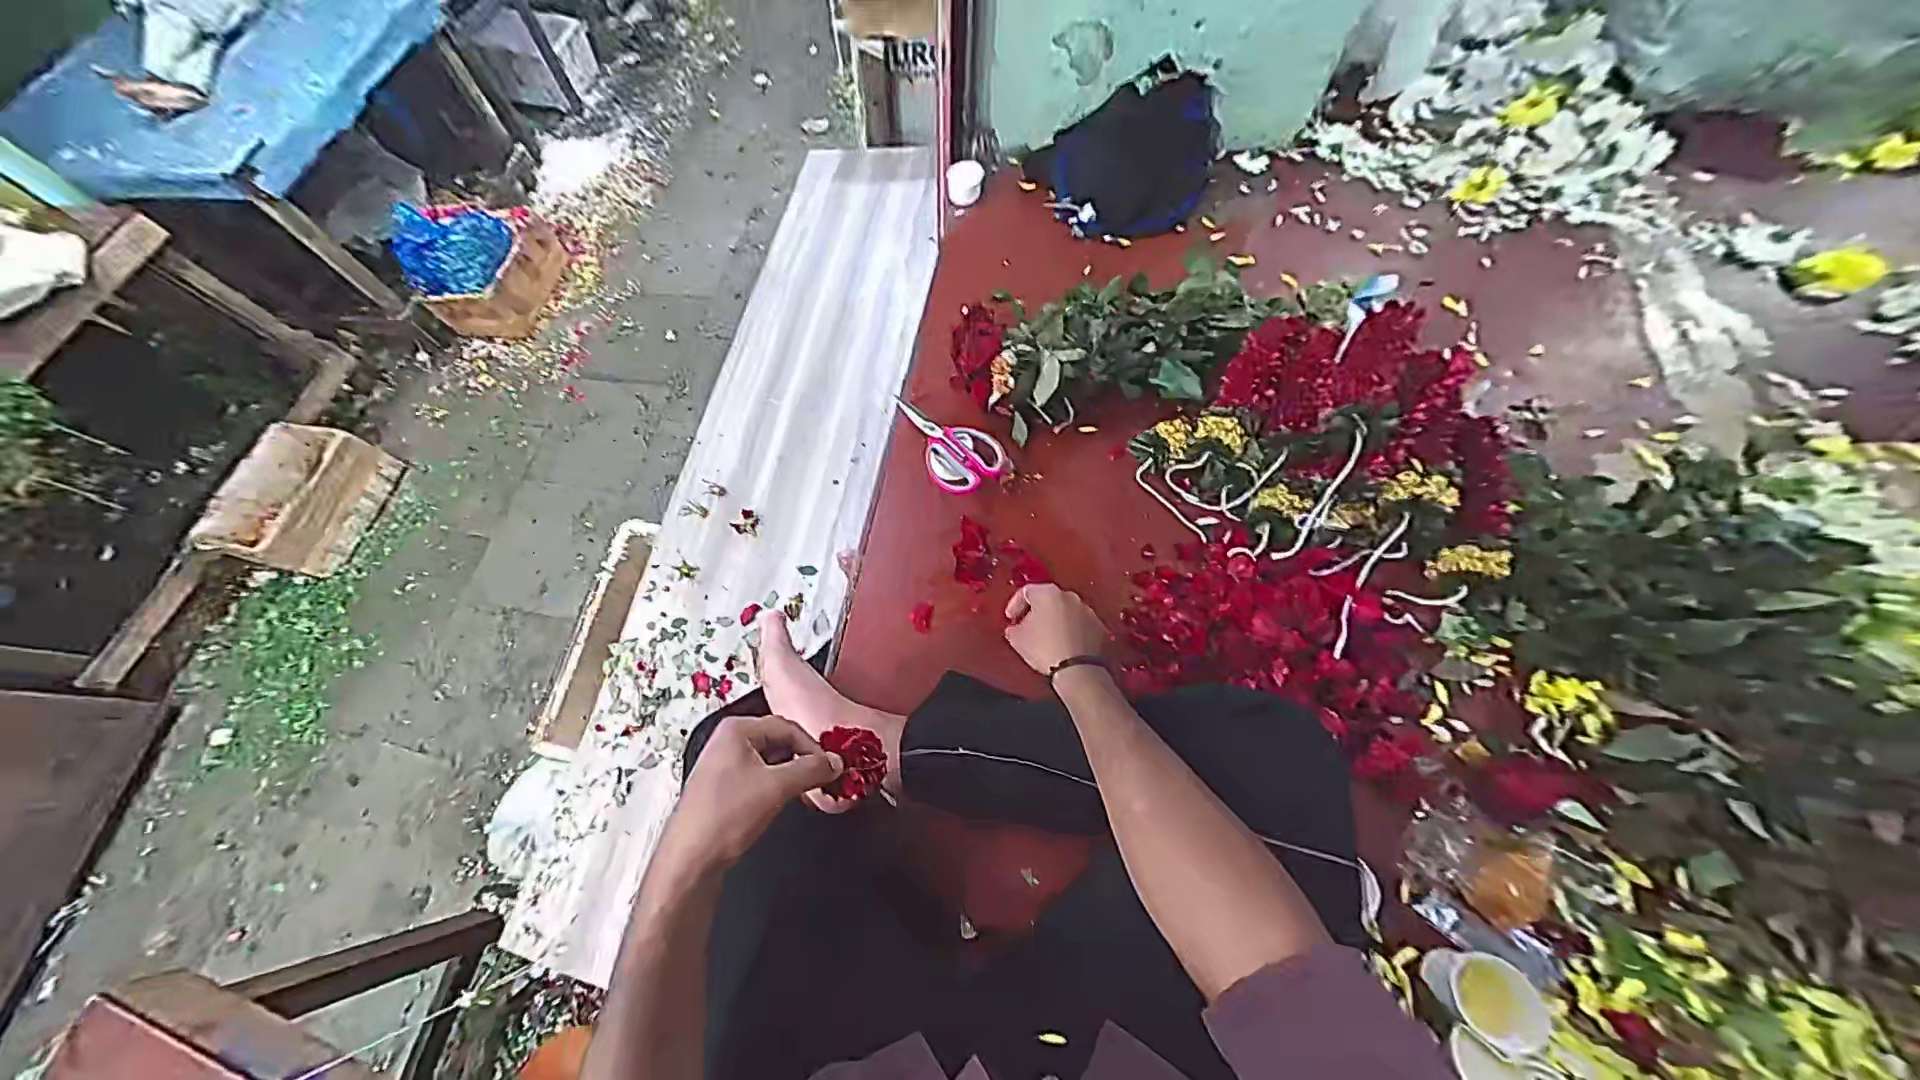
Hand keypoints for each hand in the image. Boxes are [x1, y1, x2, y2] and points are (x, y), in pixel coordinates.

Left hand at [664, 715, 843, 866]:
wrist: (689, 861)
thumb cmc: (725, 817)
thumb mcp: (777, 787)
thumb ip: (811, 769)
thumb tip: (835, 762)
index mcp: (736, 730)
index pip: (788, 727)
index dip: (813, 747)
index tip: (830, 767)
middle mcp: (727, 741)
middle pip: (780, 742)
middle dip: (803, 761)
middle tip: (822, 779)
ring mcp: (723, 763)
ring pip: (771, 761)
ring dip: (792, 775)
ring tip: (806, 792)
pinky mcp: (722, 786)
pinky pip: (759, 776)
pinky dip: (777, 785)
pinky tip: (785, 801)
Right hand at [1004, 583, 1108, 674]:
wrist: (1077, 670)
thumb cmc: (1046, 649)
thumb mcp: (1017, 639)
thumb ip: (1013, 628)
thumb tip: (1016, 629)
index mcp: (1048, 593)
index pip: (1026, 591)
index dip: (1015, 604)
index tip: (1011, 617)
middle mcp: (1070, 597)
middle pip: (1048, 599)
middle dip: (1036, 613)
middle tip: (1027, 627)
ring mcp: (1087, 611)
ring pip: (1065, 612)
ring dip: (1055, 622)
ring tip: (1046, 640)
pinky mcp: (1099, 627)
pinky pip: (1080, 625)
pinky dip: (1071, 632)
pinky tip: (1063, 646)